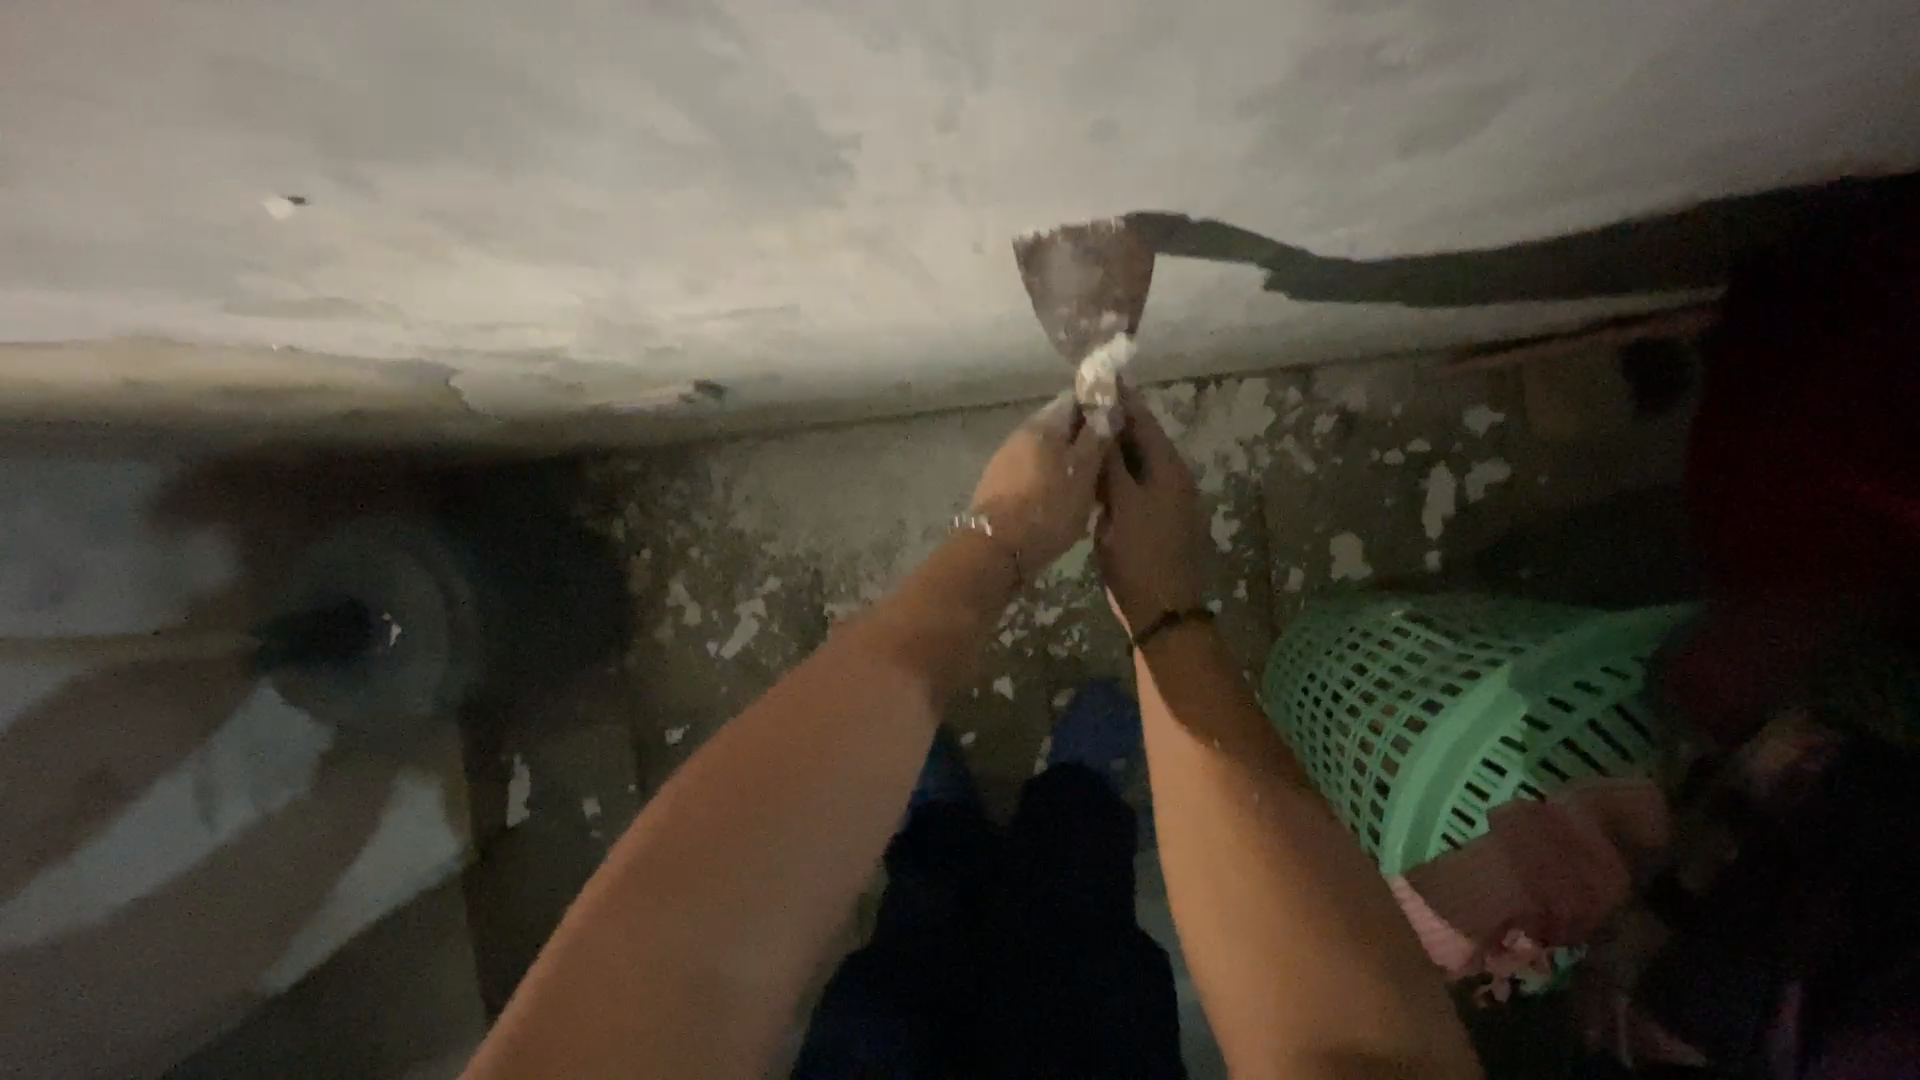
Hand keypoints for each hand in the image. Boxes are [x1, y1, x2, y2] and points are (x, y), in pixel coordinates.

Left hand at [969, 393, 1107, 578]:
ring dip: (1067, 467)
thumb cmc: (1048, 507)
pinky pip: (1033, 475)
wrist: (996, 548)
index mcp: (1043, 423)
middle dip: (1083, 444)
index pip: (1075, 401)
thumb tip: (1109, 405)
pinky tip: (1060, 505)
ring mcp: (1006, 460)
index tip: (1118, 432)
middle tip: (1107, 468)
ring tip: (1087, 492)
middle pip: (1059, 429)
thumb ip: (1097, 437)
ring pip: (1046, 454)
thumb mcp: (1084, 472)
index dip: (1098, 412)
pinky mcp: (998, 486)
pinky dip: (1049, 484)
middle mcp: (1021, 434)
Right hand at [1096, 388, 1204, 633]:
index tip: (1095, 377)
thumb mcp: (1121, 505)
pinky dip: (1112, 472)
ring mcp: (1163, 499)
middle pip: (1139, 438)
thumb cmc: (1139, 555)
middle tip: (1077, 405)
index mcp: (1168, 468)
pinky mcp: (1152, 518)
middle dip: (1111, 420)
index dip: (1120, 398)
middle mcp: (1170, 477)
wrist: (1160, 608)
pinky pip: (1132, 483)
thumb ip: (1111, 462)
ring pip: (1134, 462)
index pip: (1143, 419)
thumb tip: (1103, 419)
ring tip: (1077, 432)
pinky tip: (1088, 471)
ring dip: (1110, 447)